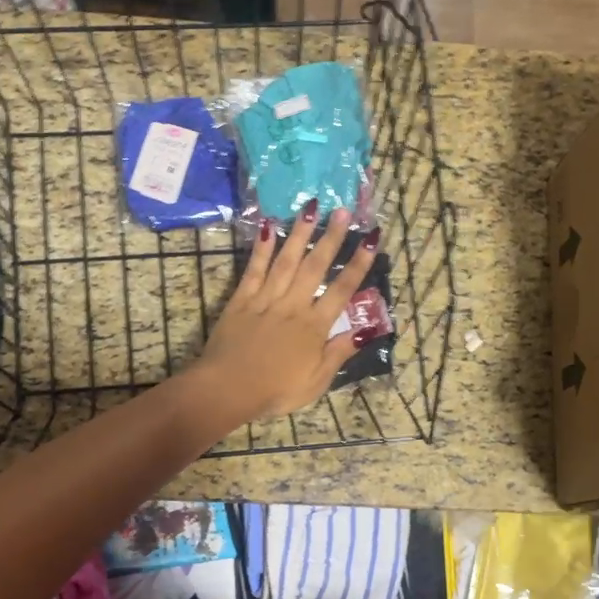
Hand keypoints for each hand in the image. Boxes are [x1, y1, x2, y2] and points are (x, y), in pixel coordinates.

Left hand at [189, 201, 378, 421]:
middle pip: (315, 267)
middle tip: (342, 210)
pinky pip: (254, 269)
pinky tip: (269, 227)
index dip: (358, 264)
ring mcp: (265, 300)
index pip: (342, 290)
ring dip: (300, 234)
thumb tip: (366, 329)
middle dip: (331, 238)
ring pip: (286, 261)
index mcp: (314, 327)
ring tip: (310, 207)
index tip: (371, 238)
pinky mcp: (241, 300)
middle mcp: (293, 306)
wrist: (228, 389)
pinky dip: (262, 248)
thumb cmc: (275, 391)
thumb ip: (339, 353)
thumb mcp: (316, 382)